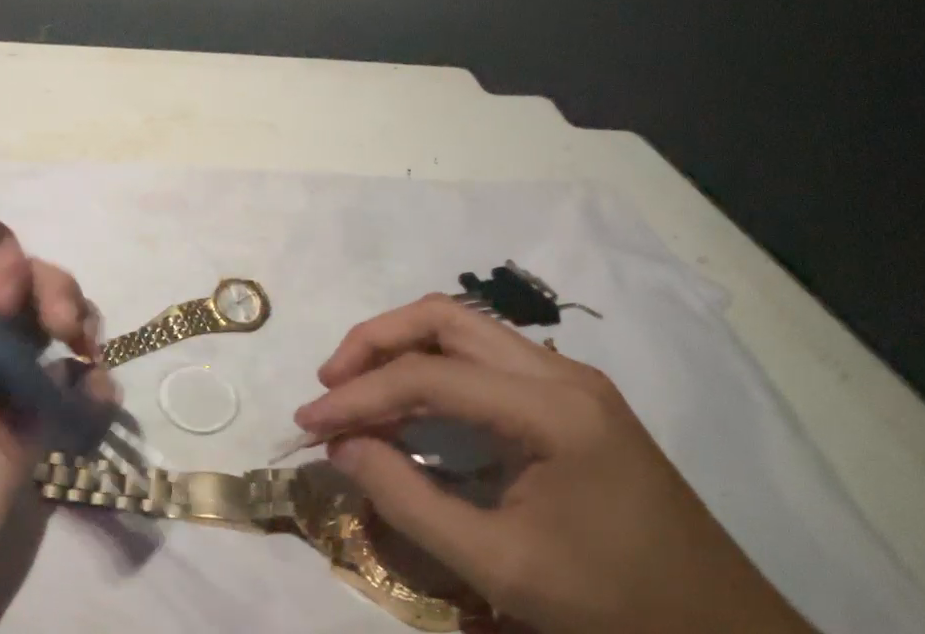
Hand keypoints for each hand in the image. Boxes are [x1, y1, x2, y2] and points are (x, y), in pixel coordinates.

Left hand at [0, 149, 102, 633]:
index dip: (7, 263)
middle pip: (33, 281)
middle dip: (54, 292)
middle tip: (58, 328)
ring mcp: (2, 383)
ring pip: (59, 327)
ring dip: (81, 326)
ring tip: (84, 357)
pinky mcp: (31, 430)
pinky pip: (74, 387)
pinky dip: (93, 384)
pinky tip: (93, 395)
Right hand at [294, 296, 816, 633]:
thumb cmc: (615, 606)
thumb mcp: (500, 566)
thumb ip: (408, 500)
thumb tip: (341, 445)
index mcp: (552, 409)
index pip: (429, 376)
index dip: (358, 395)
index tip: (308, 423)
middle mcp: (561, 374)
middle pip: (445, 318)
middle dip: (375, 341)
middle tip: (330, 384)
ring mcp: (572, 381)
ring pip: (465, 329)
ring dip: (402, 348)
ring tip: (356, 389)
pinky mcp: (575, 400)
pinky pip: (487, 360)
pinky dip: (435, 368)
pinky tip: (412, 406)